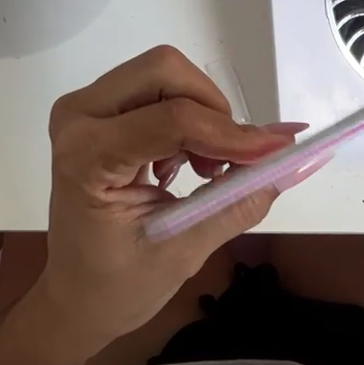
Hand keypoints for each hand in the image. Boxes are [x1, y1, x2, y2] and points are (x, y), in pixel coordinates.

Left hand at [34, 46, 306, 348]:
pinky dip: (186, 113)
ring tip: (204, 169)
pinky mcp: (99, 106)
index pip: (169, 119)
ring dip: (200, 111)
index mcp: (86, 155)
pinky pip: (155, 85)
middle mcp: (78, 114)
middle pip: (163, 71)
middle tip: (228, 161)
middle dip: (211, 108)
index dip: (228, 132)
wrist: (74, 294)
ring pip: (163, 72)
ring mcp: (85, 105)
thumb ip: (237, 201)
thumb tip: (289, 161)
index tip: (274, 152)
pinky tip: (184, 160)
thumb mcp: (184, 250)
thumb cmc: (117, 284)